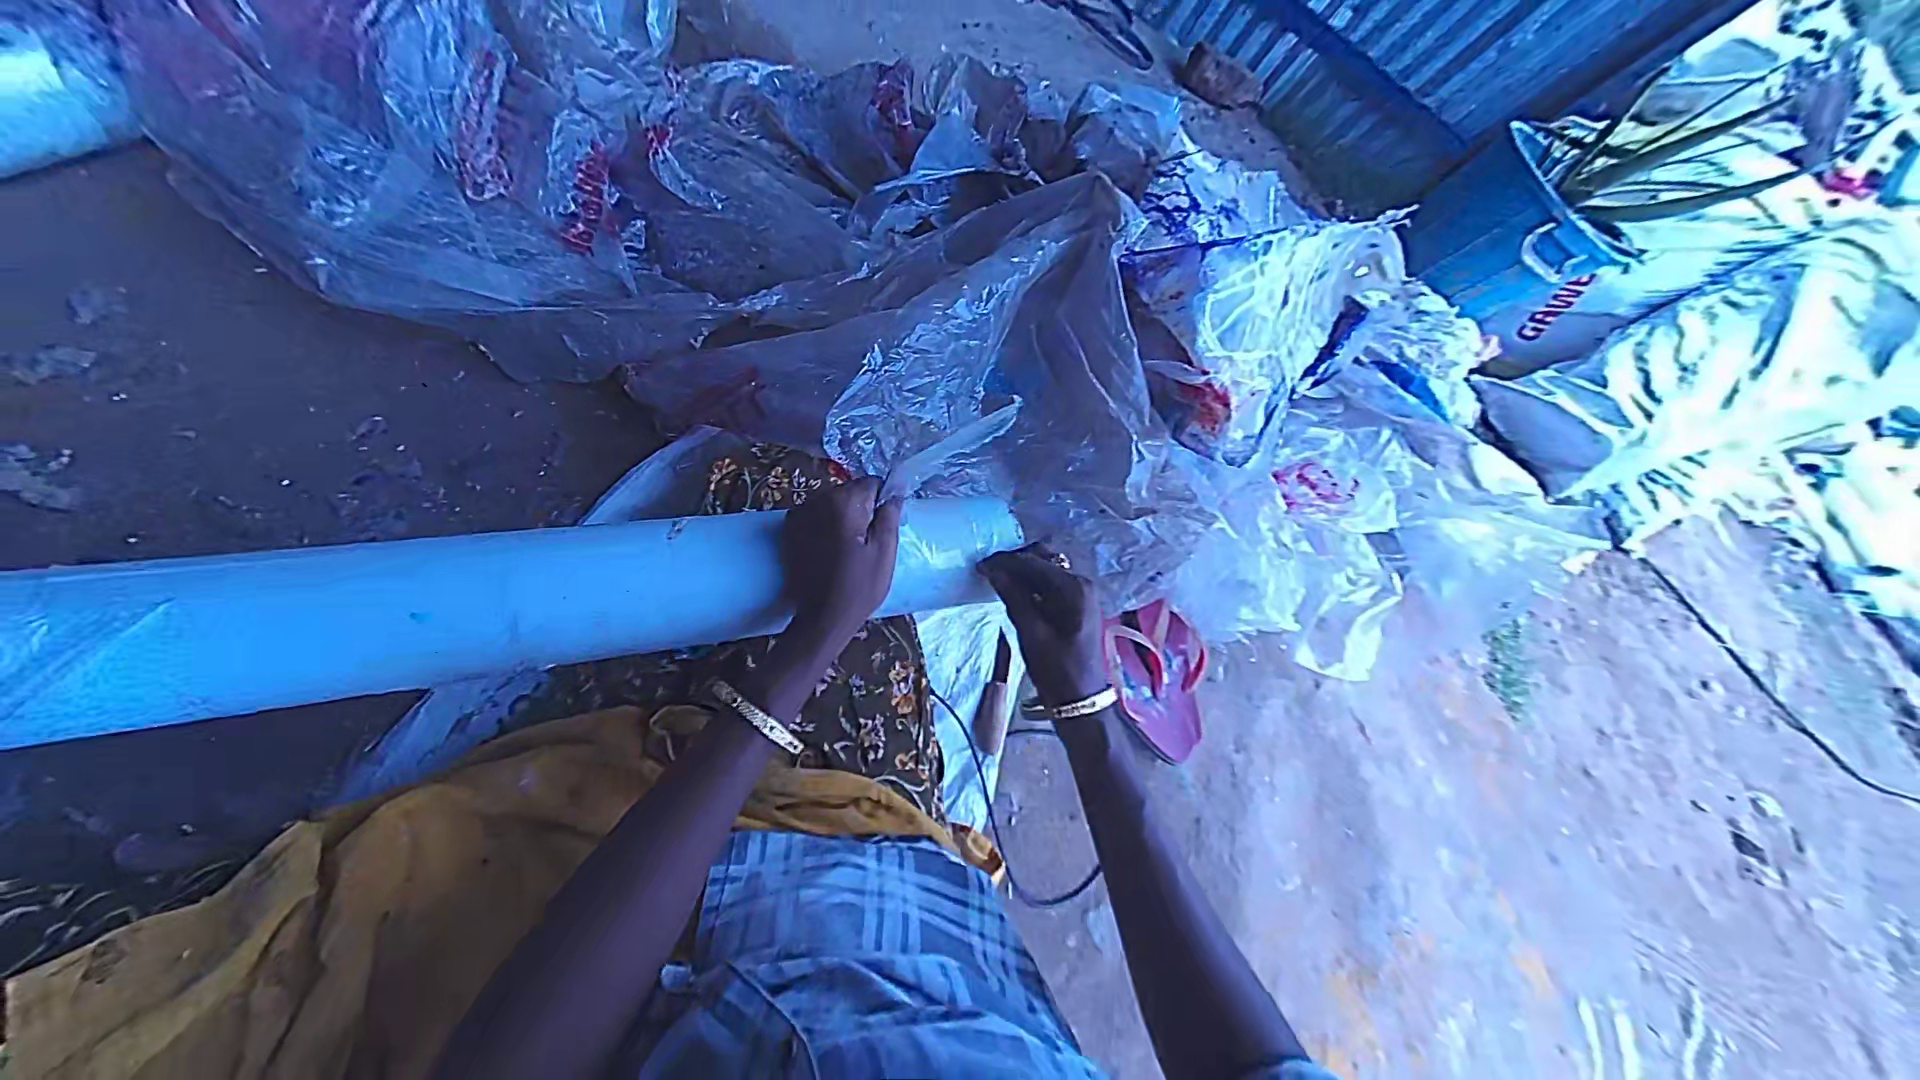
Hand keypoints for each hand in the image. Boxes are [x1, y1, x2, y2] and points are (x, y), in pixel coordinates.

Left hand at [782, 476, 902, 645]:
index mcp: (843, 502)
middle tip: (867, 544)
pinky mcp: (787, 530)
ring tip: (848, 550)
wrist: (821, 619)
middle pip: (849, 493)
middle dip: (860, 511)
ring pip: (831, 504)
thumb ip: (889, 514)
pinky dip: (823, 527)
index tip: (883, 529)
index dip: (882, 504)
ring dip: (842, 519)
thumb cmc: (859, 587)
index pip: (871, 484)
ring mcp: (798, 515)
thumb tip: (896, 487)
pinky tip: (829, 551)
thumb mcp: (885, 551)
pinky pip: (814, 517)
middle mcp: (816, 500)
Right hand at [980, 544, 1108, 707]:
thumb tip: (994, 570)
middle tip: (988, 571)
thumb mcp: (1031, 634)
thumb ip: (1014, 598)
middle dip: (1015, 562)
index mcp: (1074, 589)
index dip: (1005, 561)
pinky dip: (1033, 583)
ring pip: (1047, 570)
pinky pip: (1052, 584)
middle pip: (1043, 560)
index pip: (1034, 563)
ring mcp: (1082, 593)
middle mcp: (1082, 584)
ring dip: (1023, 571)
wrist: (1082, 701)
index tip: (980, 565)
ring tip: (997, 579)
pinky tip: (1015, 591)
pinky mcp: (1078, 604)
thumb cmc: (1057, 670)